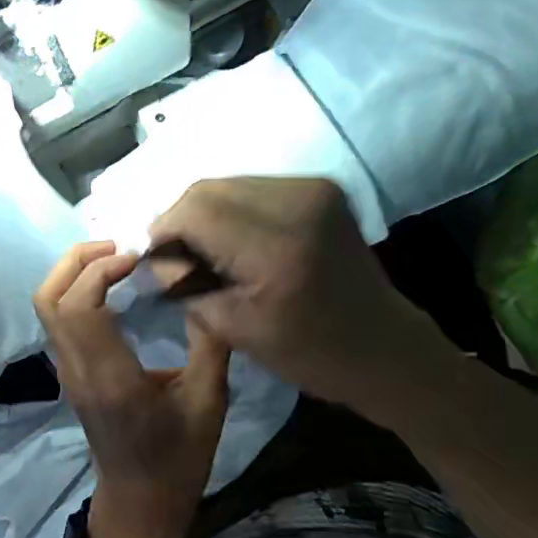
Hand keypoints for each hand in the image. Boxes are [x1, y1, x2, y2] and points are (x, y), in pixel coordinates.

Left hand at [34, 242, 230, 537]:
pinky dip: (78, 290)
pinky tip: (114, 286)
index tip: (138, 256)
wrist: (139, 508)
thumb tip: (206, 287)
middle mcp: (78, 370)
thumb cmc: (178, 460)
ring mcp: (68, 373)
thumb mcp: (209, 403)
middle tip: (121, 247)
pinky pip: (60, 320)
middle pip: (49, 298)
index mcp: (111, 377)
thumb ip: (209, 343)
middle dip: (78, 259)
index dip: (100, 270)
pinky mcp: (71, 374)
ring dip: (74, 272)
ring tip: (118, 260)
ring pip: (47, 307)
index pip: (79, 307)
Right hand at [147, 177, 437, 413]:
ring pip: (229, 184)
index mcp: (277, 245)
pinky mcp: (322, 187)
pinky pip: (254, 187)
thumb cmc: (311, 354)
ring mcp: (314, 188)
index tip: (152, 259)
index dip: (163, 231)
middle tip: (176, 258)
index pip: (195, 210)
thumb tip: (154, 254)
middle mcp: (298, 201)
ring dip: (206, 213)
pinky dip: (234, 210)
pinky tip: (235, 240)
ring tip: (205, 251)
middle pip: (208, 189)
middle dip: (182, 220)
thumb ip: (184, 284)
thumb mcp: (235, 328)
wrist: (385, 347)